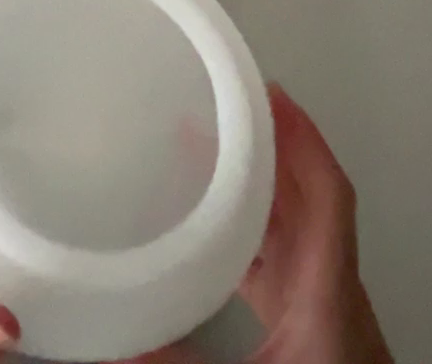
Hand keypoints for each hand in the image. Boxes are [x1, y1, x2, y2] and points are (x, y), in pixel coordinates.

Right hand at [124, 85, 394, 363]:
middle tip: (219, 103)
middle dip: (265, 141)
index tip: (271, 94)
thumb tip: (103, 340)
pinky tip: (208, 217)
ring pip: (294, 219)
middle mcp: (328, 286)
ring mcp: (321, 299)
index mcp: (325, 293)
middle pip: (305, 195)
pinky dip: (247, 218)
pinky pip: (280, 249)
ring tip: (205, 143)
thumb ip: (173, 361)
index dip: (303, 139)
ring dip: (255, 177)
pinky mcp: (307, 316)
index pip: (326, 197)